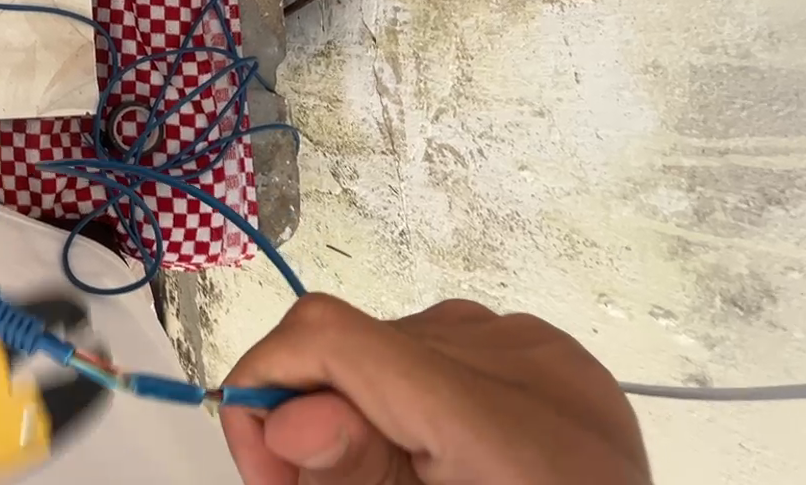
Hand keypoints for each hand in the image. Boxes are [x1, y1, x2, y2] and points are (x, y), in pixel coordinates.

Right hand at [219, 294, 650, 484]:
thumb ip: (355, 475)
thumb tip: (280, 419)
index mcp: (499, 423)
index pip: (328, 335)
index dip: (262, 382)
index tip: (262, 471)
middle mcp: (515, 357)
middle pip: (349, 341)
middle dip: (309, 409)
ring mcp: (534, 346)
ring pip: (384, 343)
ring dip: (358, 399)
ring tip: (400, 472)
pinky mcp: (544, 349)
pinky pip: (433, 346)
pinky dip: (406, 391)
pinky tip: (441, 447)